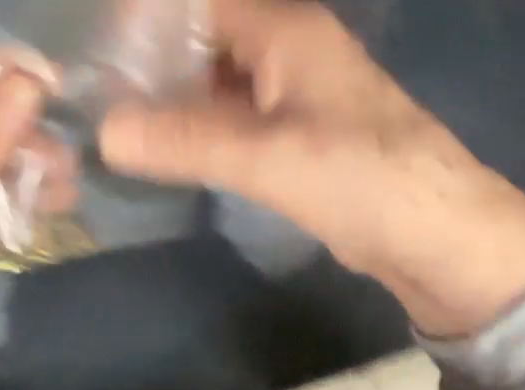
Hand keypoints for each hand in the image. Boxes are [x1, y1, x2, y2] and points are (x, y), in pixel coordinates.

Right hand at [98, 0, 524, 336]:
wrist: (431, 232)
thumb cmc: (359, 179)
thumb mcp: (265, 157)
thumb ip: (184, 141)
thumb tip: (103, 132)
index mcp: (287, 34)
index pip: (204, 3)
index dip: (148, 20)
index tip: (97, 53)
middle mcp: (288, 53)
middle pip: (205, 41)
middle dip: (150, 65)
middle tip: (94, 101)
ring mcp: (292, 97)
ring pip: (215, 85)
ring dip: (170, 102)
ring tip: (114, 130)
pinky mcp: (293, 139)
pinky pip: (230, 122)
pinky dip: (194, 133)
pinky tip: (164, 157)